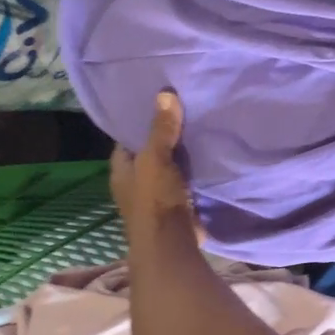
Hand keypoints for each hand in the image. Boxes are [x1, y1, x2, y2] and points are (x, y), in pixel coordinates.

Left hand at [111, 91, 199, 244]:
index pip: (127, 141)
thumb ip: (161, 130)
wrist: (171, 241)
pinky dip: (196, 171)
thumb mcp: (156, 159)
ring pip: (170, 167)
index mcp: (122, 171)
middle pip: (150, 154)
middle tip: (189, 115)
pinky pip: (187, 180)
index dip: (139, 124)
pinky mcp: (178, 205)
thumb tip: (164, 93)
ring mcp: (157, 195)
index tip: (161, 107)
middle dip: (166, 138)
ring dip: (183, 155)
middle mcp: (135, 182)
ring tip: (205, 131)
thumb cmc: (154, 198)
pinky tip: (212, 158)